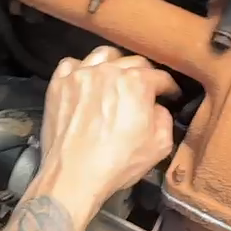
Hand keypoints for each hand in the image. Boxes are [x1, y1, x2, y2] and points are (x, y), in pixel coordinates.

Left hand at [31, 47, 178, 220]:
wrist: (73, 175)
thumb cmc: (117, 163)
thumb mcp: (159, 146)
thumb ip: (165, 118)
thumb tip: (157, 106)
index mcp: (136, 82)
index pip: (160, 77)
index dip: (169, 87)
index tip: (171, 95)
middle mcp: (108, 70)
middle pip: (133, 62)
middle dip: (144, 74)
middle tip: (145, 90)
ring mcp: (81, 74)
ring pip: (103, 55)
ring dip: (114, 64)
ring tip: (115, 78)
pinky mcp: (59, 83)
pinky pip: (72, 64)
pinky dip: (81, 69)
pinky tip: (86, 81)